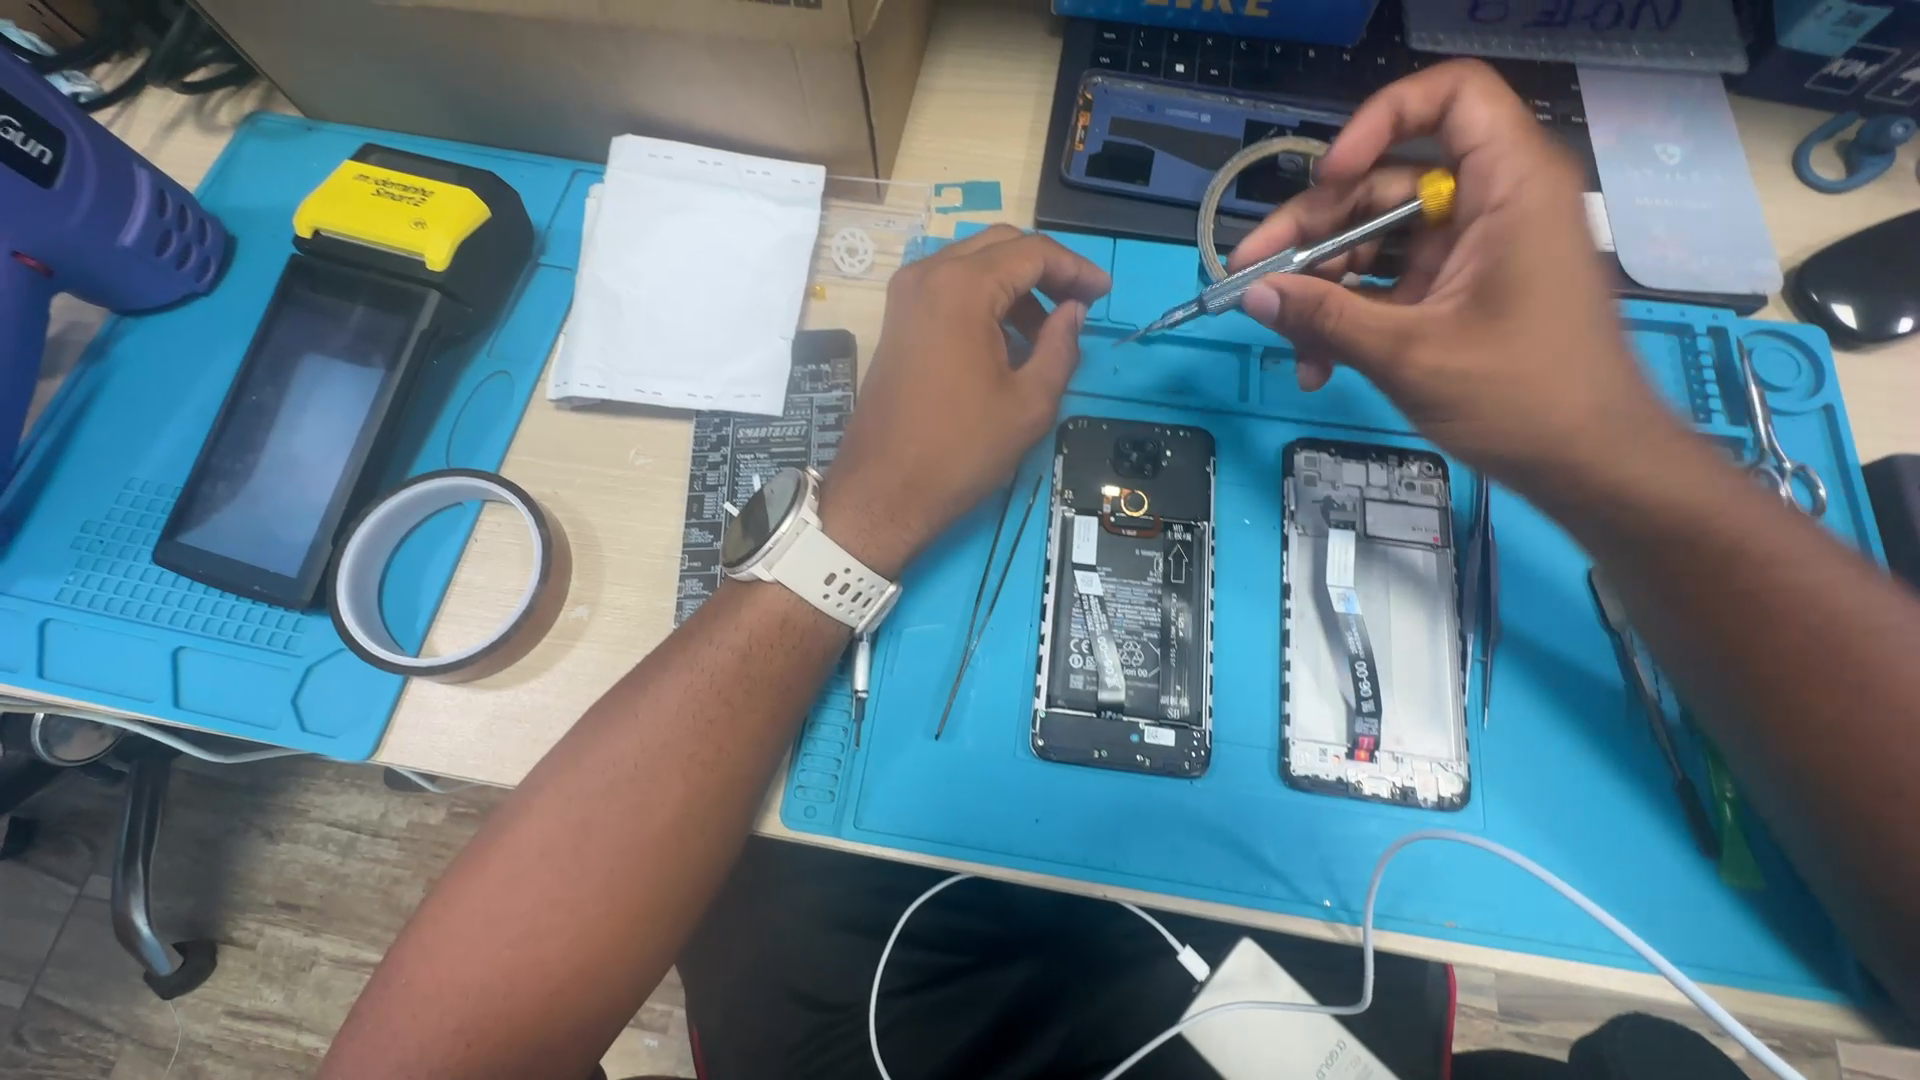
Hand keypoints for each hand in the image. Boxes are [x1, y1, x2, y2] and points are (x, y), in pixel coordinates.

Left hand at [820, 226, 1110, 576]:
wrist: (884, 489)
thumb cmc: (961, 450)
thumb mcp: (1030, 403)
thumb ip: (1061, 347)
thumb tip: (1073, 312)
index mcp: (962, 288)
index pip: (1032, 252)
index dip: (1076, 268)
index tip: (1104, 293)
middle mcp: (928, 276)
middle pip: (1001, 246)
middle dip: (1046, 269)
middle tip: (1079, 304)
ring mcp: (906, 297)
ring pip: (973, 265)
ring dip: (1015, 286)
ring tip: (1047, 332)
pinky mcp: (897, 321)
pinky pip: (949, 289)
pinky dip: (984, 300)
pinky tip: (1007, 340)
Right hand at [1232, 60, 1695, 499]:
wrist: (1586, 462)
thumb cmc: (1520, 397)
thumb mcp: (1408, 355)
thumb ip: (1326, 318)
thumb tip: (1253, 295)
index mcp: (1506, 188)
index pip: (1449, 98)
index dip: (1379, 122)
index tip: (1325, 181)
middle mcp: (1487, 205)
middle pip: (1383, 181)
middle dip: (1313, 233)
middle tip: (1251, 278)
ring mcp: (1469, 252)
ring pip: (1374, 241)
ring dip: (1322, 290)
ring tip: (1291, 345)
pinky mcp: (1454, 293)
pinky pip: (1385, 286)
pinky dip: (1348, 319)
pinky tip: (1320, 367)